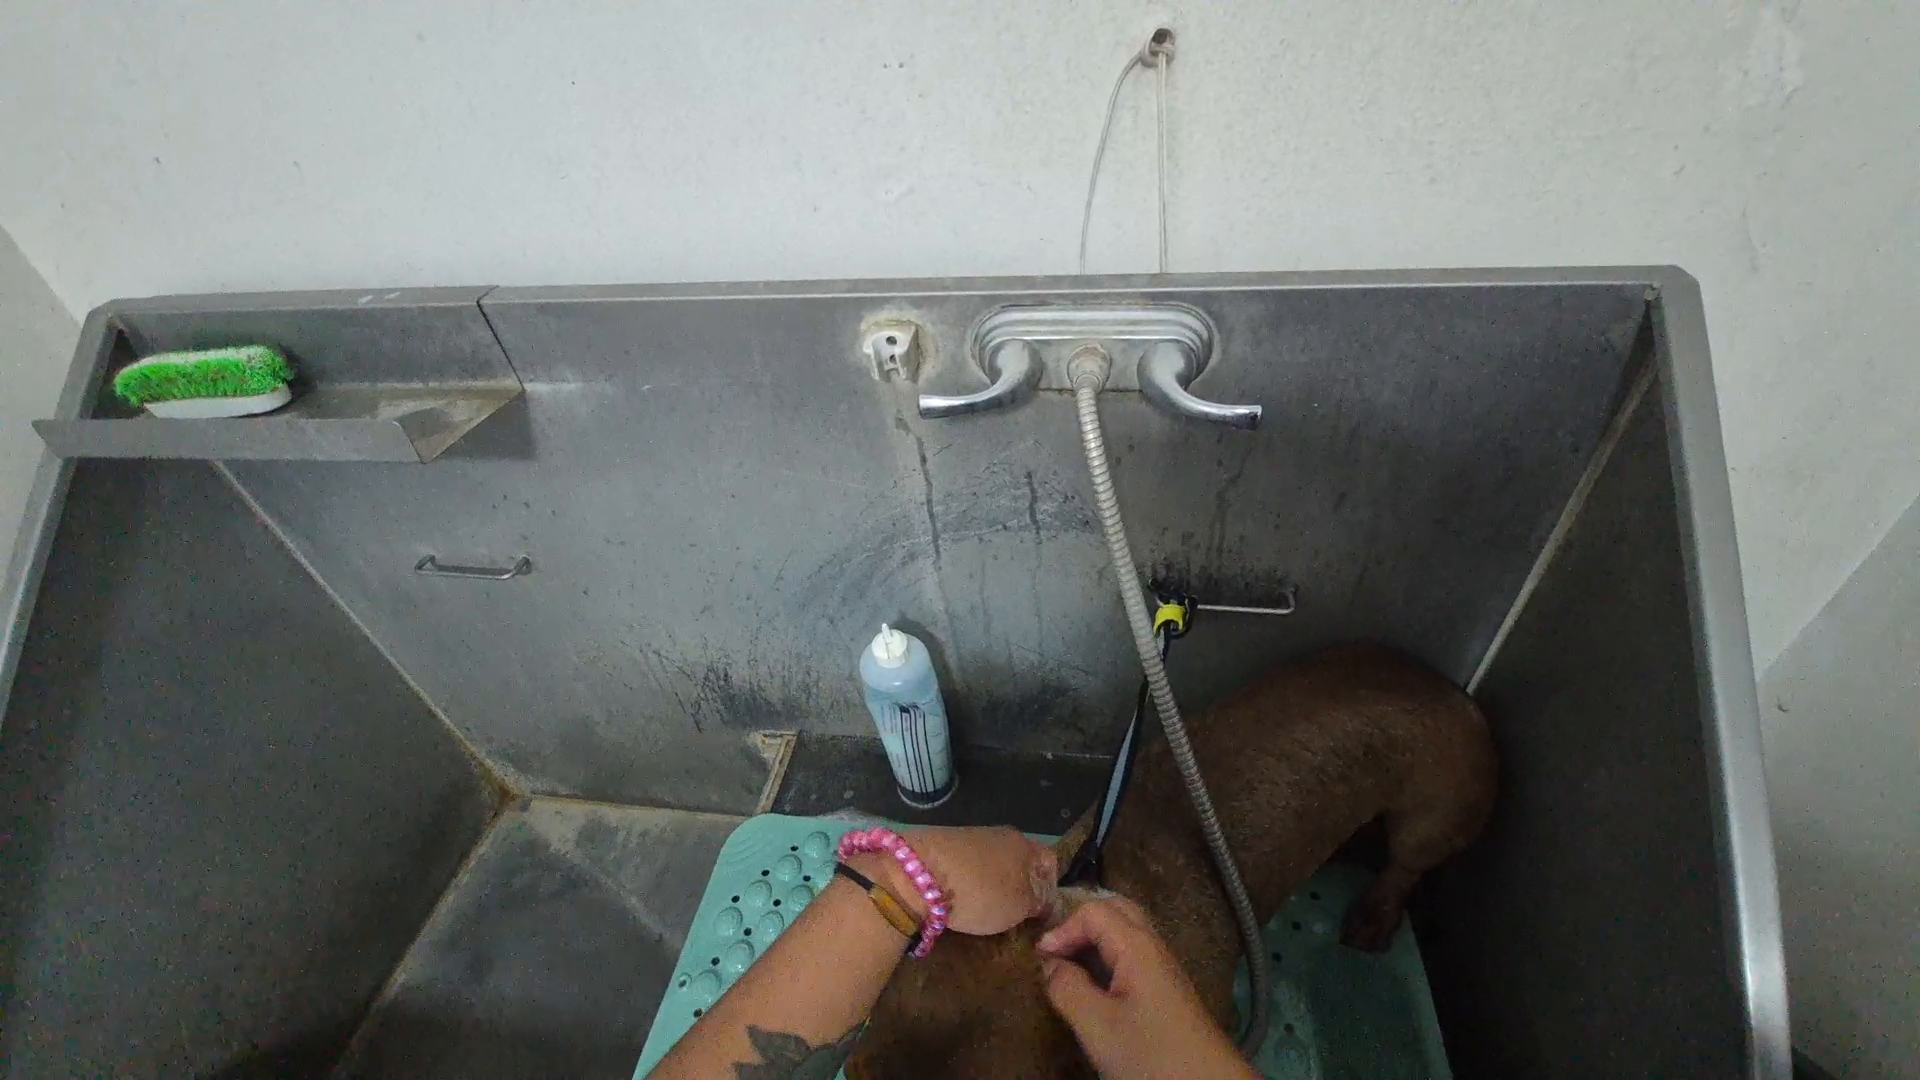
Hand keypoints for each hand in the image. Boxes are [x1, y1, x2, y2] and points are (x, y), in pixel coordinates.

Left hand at [844, 826, 1056, 936]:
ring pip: (995, 866)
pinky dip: (972, 885)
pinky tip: (963, 902)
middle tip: (1018, 920)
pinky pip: (971, 868)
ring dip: (996, 888)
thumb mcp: (1020, 904)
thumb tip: (1049, 899)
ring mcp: (972, 839)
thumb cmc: (979, 891)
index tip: (1043, 916)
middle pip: (1022, 864)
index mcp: (1024, 844)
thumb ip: (1041, 901)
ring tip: (988, 915)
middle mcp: (1001, 836)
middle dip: (1022, 890)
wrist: (918, 874)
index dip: (1051, 889)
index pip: (1051, 863)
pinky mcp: (947, 848)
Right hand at [1037, 896, 1257, 1079]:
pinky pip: (1135, 953)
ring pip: (1127, 931)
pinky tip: (1100, 983)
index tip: (1041, 959)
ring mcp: (1165, 967)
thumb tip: (1049, 963)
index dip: (1063, 928)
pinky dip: (1111, 954)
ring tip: (1073, 962)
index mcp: (1136, 945)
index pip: (1093, 911)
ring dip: (1097, 937)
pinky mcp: (1169, 990)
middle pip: (1115, 909)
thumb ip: (1068, 988)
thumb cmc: (1151, 1055)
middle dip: (1081, 921)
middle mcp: (1153, 946)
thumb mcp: (1098, 1027)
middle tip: (1058, 948)